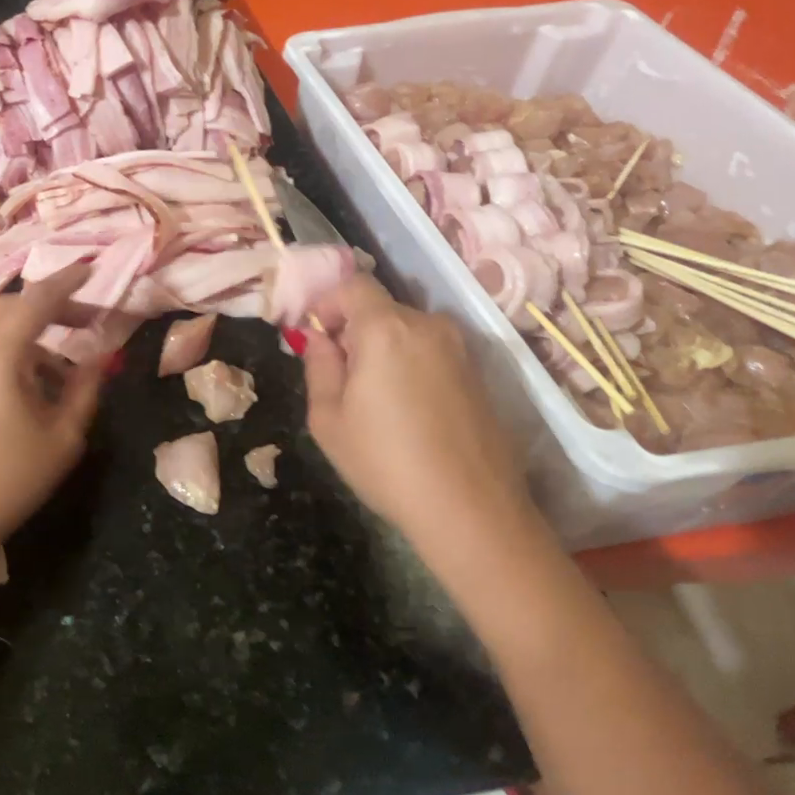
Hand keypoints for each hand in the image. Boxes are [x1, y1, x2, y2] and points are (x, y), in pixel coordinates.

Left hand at [0, 265, 105, 567]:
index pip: (37, 299)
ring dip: (34, 340)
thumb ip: (85, 387)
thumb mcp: (63, 436)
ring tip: (67, 368)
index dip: (68, 281)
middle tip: (90, 321)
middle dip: (54, 311)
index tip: (93, 270)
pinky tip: (33, 386)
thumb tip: (98, 355)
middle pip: (15, 312)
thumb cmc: (11, 479)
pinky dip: (12, 356)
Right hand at [300, 274, 533, 545]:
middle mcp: (427, 325)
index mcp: (385, 328)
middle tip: (339, 374)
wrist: (471, 509)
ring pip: (408, 331)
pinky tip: (407, 412)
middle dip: (355, 330)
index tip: (315, 335)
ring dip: (384, 349)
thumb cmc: (386, 462)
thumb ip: (319, 366)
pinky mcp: (479, 373)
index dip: (328, 303)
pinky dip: (412, 365)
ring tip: (374, 398)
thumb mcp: (328, 418)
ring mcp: (460, 348)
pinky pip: (431, 353)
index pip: (353, 285)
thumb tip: (319, 338)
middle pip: (381, 308)